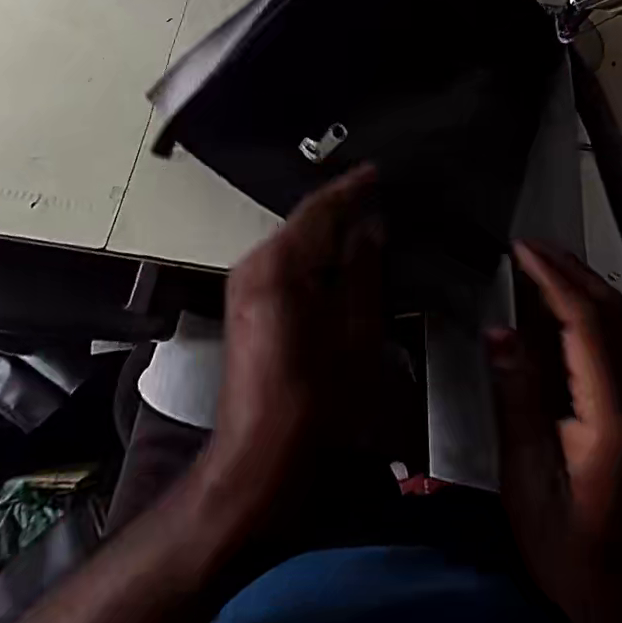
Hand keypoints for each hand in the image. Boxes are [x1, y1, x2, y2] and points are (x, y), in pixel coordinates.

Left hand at [199, 165, 383, 506]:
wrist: (262, 451)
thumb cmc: (314, 399)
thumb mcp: (355, 329)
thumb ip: (363, 270)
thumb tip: (370, 229)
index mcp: (278, 264)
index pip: (318, 209)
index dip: (351, 188)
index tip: (375, 171)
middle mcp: (253, 264)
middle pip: (302, 222)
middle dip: (340, 208)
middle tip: (377, 195)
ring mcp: (244, 283)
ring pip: (293, 242)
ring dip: (327, 232)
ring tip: (366, 221)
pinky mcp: (245, 302)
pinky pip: (283, 263)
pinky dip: (312, 255)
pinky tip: (339, 259)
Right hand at [487, 240, 621, 622]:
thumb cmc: (575, 555)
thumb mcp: (530, 486)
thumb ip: (517, 405)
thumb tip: (499, 332)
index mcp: (611, 417)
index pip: (586, 324)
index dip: (553, 277)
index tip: (521, 248)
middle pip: (615, 314)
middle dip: (573, 268)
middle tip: (530, 245)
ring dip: (585, 285)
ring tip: (542, 266)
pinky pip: (621, 347)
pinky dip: (591, 314)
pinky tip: (563, 314)